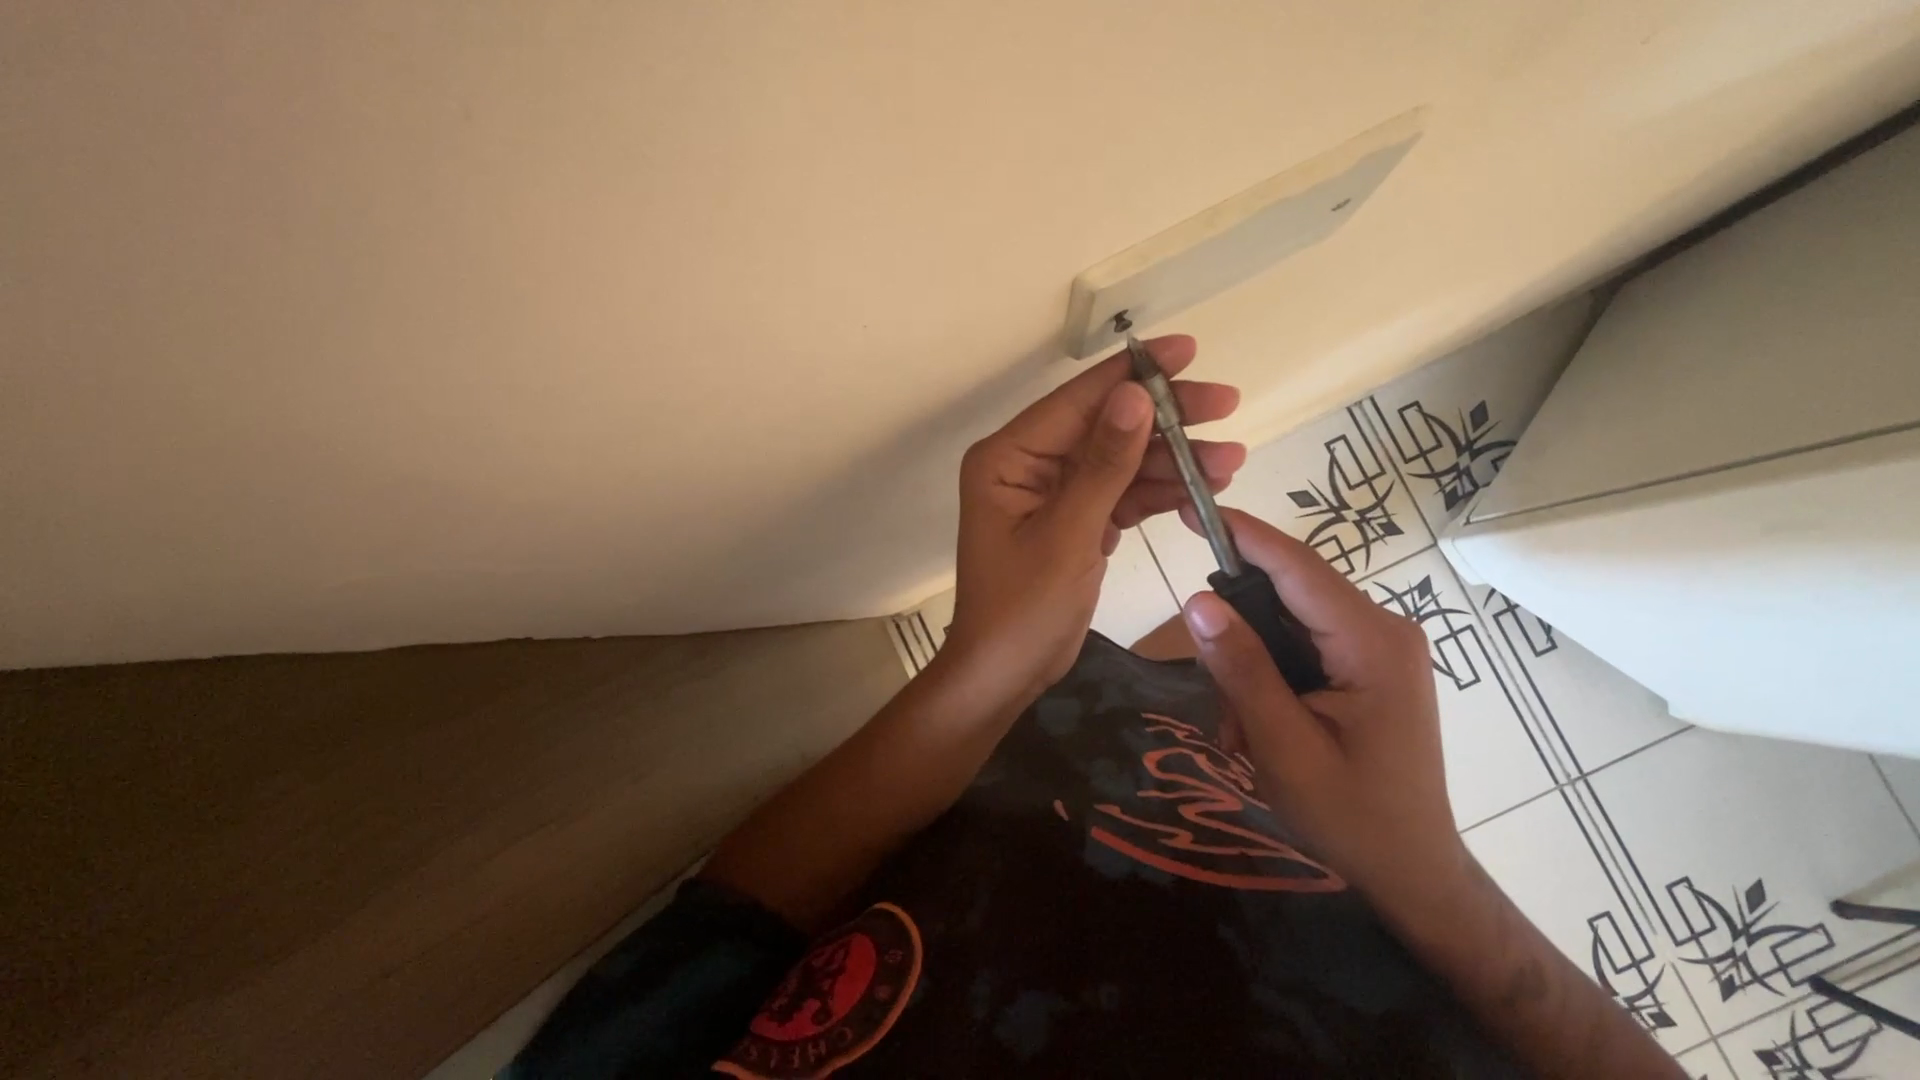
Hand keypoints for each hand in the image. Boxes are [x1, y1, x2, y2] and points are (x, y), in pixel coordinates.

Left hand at [944, 335, 1243, 700]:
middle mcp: (1030, 466)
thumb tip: (1135, 395)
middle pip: (1106, 427)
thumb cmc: (1022, 608)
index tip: (1188, 350)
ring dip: (1173, 462)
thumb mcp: (1067, 535)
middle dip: (1165, 420)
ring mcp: (1055, 494)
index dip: (1133, 375)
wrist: (1006, 674)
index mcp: (1009, 458)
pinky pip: (1122, 495)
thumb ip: (1104, 465)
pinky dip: (1159, 493)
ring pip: (1121, 462)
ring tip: (1231, 460)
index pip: (1077, 402)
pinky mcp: (1077, 522)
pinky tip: (1203, 489)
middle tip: (1227, 405)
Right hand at [1179, 509, 1468, 907]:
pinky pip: (1303, 648)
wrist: (1411, 871)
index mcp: (1372, 642)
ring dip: (1251, 666)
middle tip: (1213, 691)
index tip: (1191, 510)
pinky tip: (1259, 729)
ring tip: (1239, 730)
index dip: (1243, 535)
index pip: (1297, 568)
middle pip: (1289, 594)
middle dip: (1239, 632)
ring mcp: (1379, 648)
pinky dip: (1270, 679)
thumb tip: (1196, 600)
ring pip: (1289, 624)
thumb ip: (1241, 669)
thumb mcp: (1282, 745)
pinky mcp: (1370, 666)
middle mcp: (1382, 630)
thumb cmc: (1350, 816)